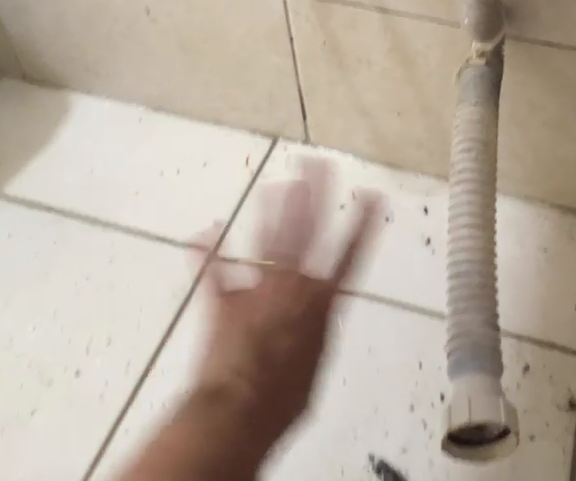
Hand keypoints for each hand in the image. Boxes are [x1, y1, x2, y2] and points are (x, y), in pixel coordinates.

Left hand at [119, 156, 378, 480]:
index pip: (349, 254)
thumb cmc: (284, 401)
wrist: (240, 412)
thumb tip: (310, 335)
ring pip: (268, 240)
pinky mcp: (223, 302)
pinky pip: (214, 272)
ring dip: (273, 209)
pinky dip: (208, 251)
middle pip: (307, 232)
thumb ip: (313, 341)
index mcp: (322, 303)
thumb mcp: (313, 372)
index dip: (362, 223)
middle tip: (317, 162)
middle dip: (315, 194)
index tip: (371, 194)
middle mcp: (292, 287)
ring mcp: (257, 290)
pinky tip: (205, 230)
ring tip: (279, 181)